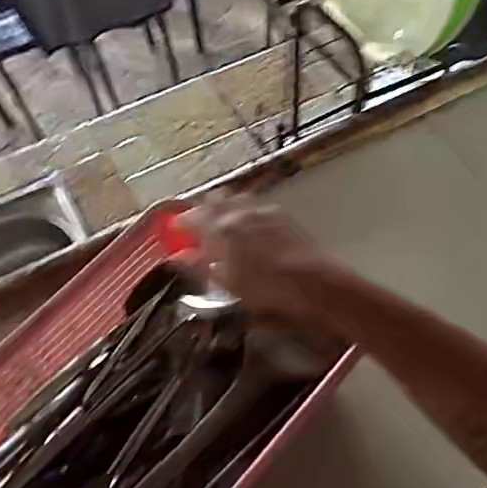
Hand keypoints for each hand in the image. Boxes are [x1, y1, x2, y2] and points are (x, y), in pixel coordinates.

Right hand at [181, 193, 334, 325]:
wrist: (311, 282)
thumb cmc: (263, 289)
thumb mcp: (225, 283)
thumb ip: (198, 266)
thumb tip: (177, 257)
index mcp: (218, 228)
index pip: (190, 217)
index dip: (180, 223)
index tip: (175, 231)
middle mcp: (237, 211)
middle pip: (213, 199)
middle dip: (203, 209)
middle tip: (198, 225)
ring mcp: (261, 209)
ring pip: (235, 198)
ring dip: (225, 207)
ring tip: (224, 224)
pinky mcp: (281, 214)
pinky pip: (255, 204)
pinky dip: (245, 211)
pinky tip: (250, 227)